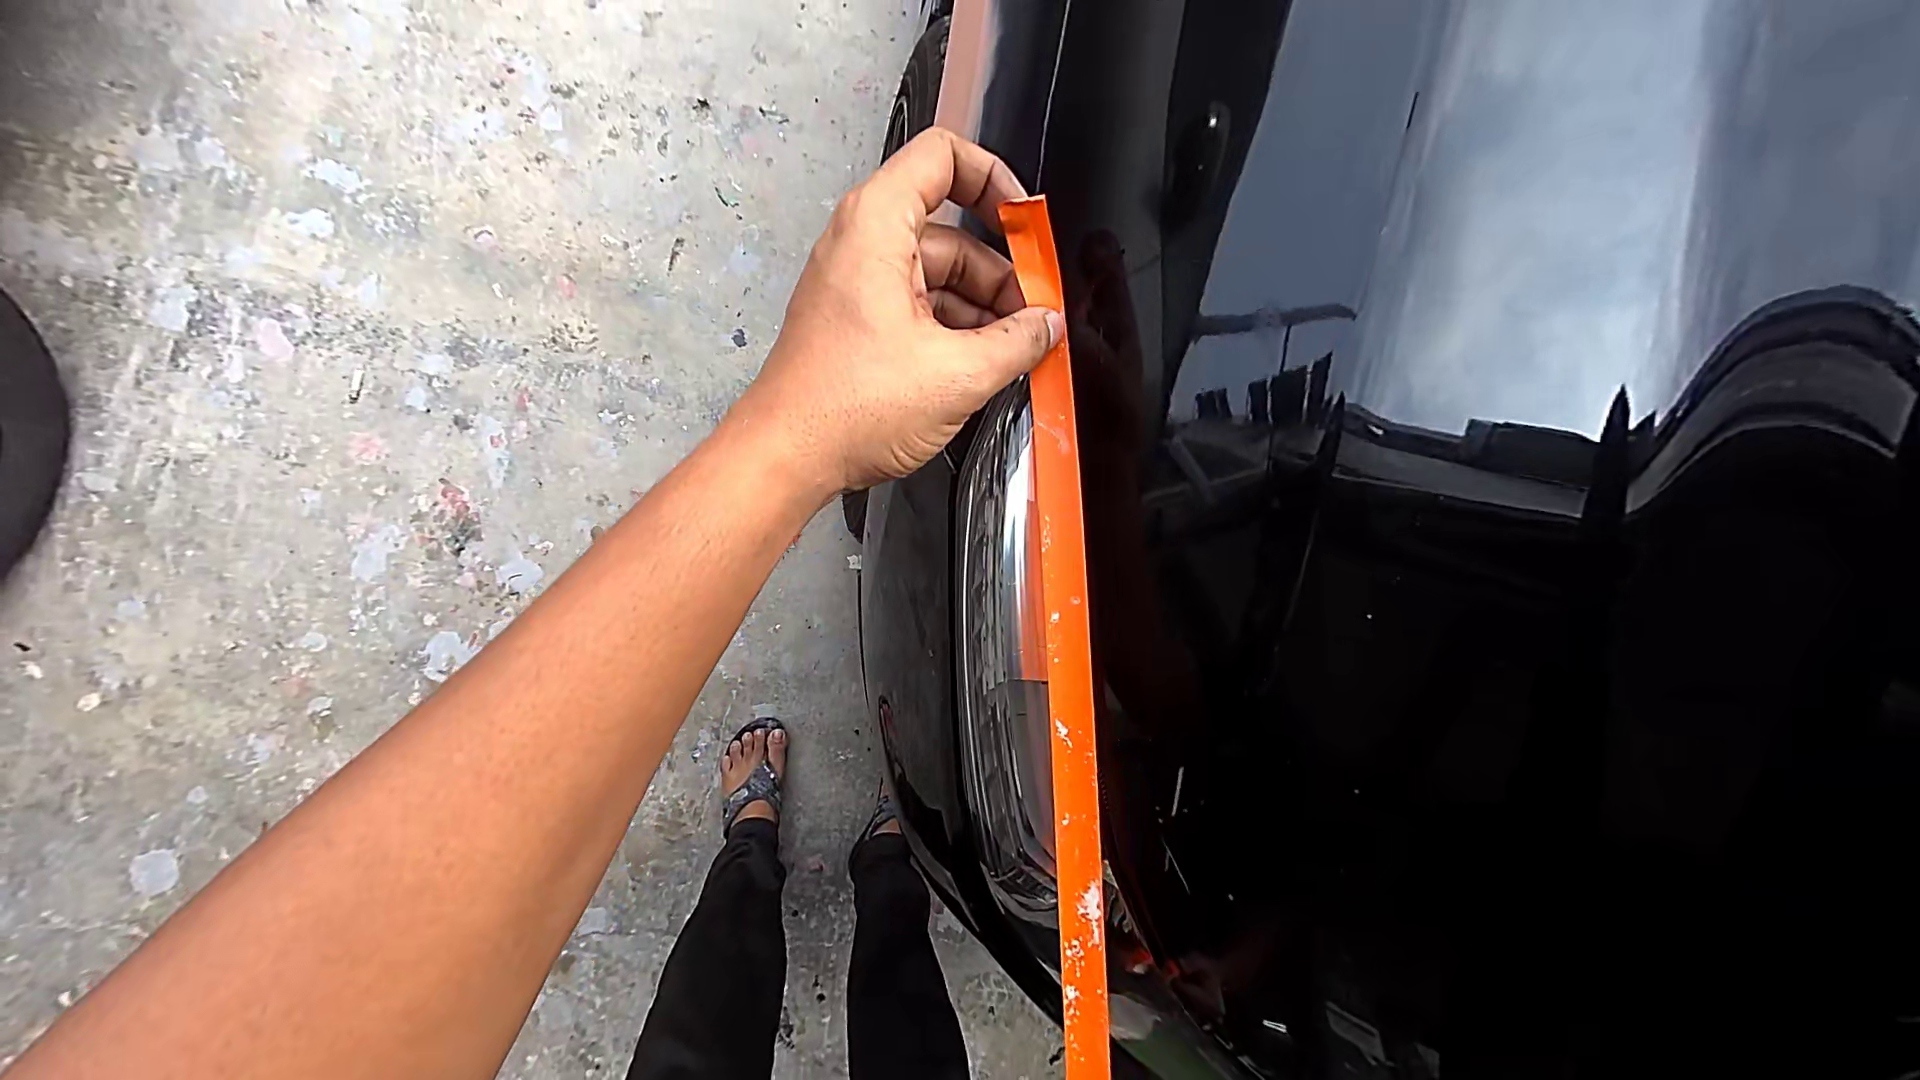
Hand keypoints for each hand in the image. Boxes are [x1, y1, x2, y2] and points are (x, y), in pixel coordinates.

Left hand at [730, 127, 1065, 497]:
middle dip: (1002, 277)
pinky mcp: (860, 327)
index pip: (944, 157)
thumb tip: (1044, 328)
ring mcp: (859, 290)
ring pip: (940, 280)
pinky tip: (981, 367)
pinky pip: (920, 312)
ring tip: (1013, 353)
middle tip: (1034, 318)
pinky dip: (954, 333)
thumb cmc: (843, 410)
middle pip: (953, 236)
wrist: (789, 457)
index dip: (995, 178)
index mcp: (877, 228)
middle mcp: (862, 248)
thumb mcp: (956, 375)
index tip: (1026, 221)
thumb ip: (1016, 343)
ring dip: (982, 314)